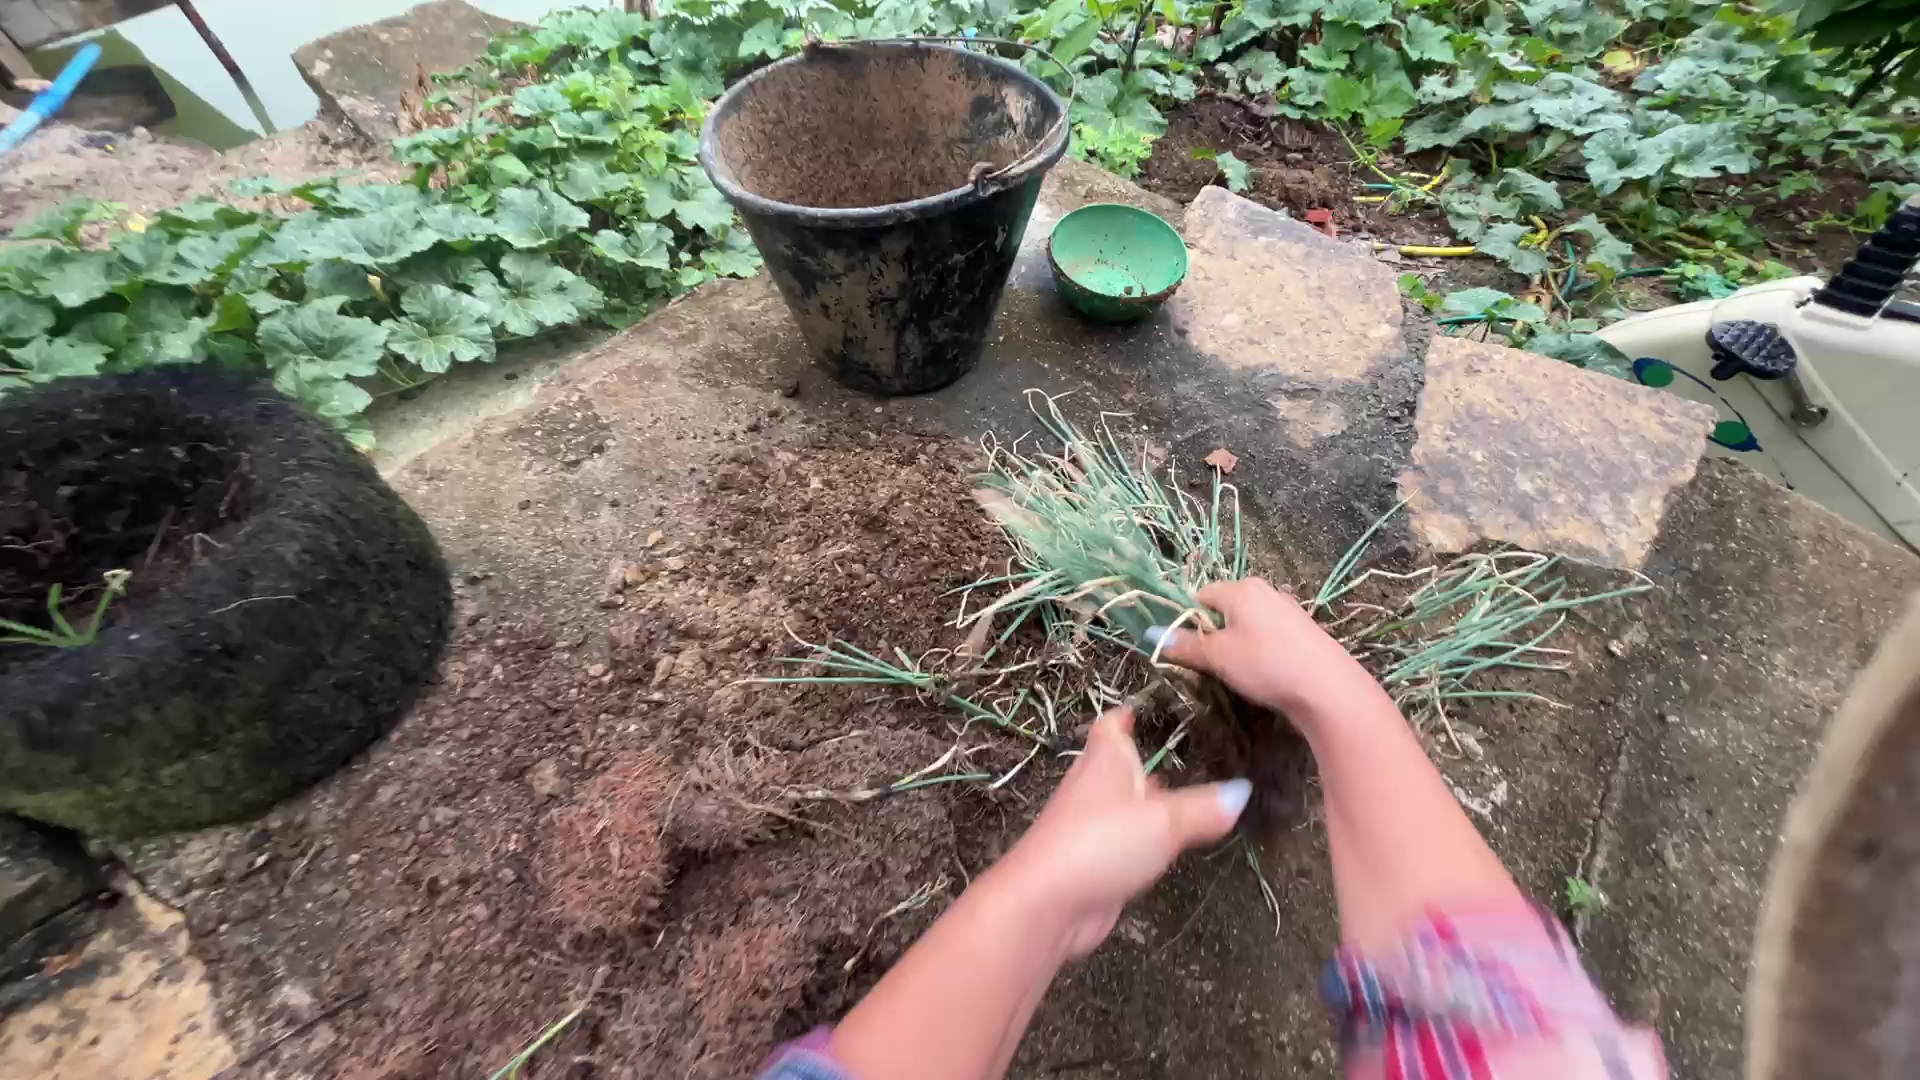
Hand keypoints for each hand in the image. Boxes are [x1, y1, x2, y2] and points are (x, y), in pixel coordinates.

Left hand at [994, 707, 1249, 957]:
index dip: (1132, 712)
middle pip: (1119, 760)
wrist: (1049, 902)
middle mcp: (1094, 784)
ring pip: (1124, 800)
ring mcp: (1091, 822)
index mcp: (1104, 760)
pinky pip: (1124, 835)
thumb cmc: (1101, 843)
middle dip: (1147, 755)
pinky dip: (1145, 832)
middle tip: (1188, 749)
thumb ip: (1204, 807)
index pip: (1113, 723)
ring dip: (1149, 796)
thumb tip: (1243, 790)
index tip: (1157, 704)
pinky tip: (1166, 840)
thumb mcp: (1163, 820)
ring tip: (1187, 790)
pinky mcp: (1094, 857)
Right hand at [1148, 578, 1381, 727]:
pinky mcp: (1303, 630)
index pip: (1199, 596)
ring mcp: (1287, 609)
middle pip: (1223, 608)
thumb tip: (1151, 634)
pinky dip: (1260, 649)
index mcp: (1240, 588)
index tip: (1189, 649)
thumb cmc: (1266, 664)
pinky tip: (1265, 671)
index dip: (1189, 621)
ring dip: (1237, 643)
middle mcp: (1264, 590)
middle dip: (1214, 633)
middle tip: (1211, 662)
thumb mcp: (1217, 656)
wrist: (1329, 689)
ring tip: (1239, 671)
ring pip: (1246, 622)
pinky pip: (1268, 634)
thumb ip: (1184, 644)